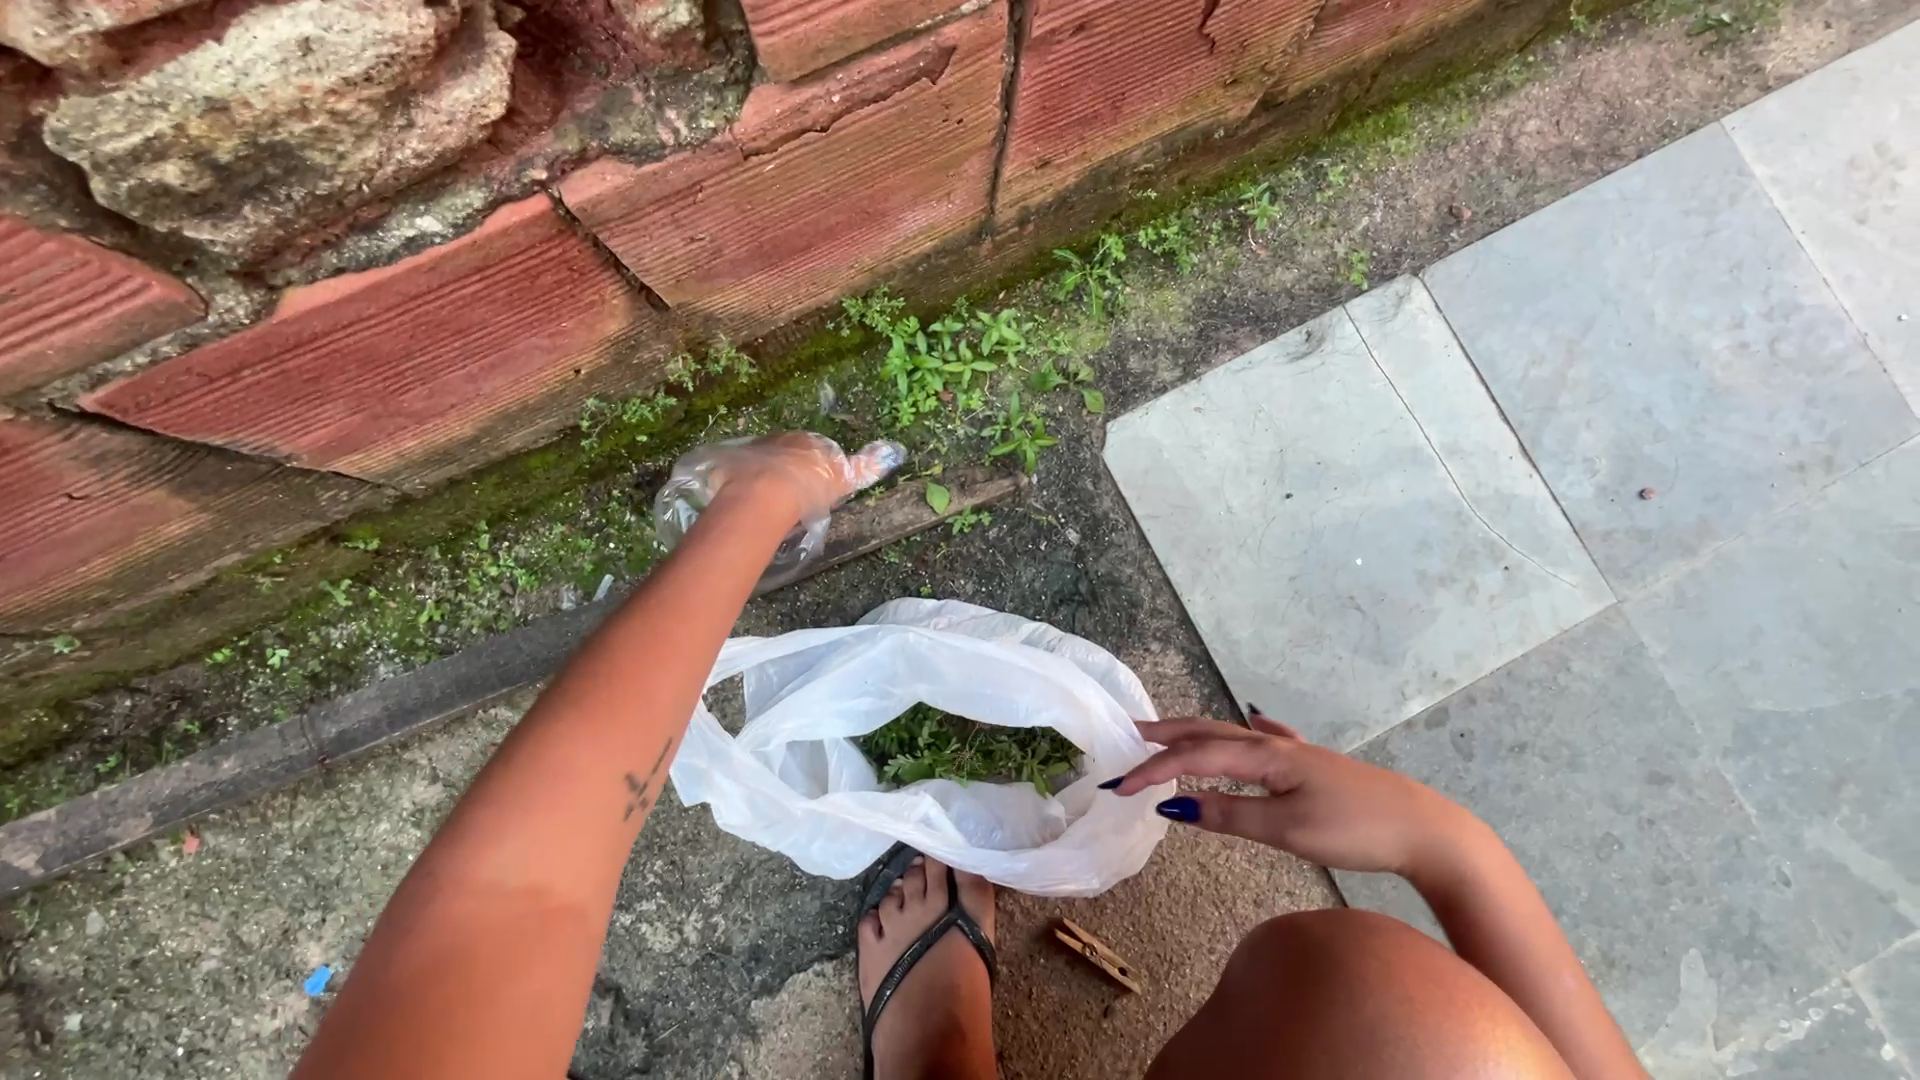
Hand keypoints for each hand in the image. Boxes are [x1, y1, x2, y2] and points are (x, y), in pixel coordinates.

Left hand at [699, 433, 904, 521]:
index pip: (812, 450)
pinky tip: (742, 506)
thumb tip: (897, 450)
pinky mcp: (725, 465)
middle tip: (789, 501)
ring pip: (759, 465)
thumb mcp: (844, 477)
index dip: (813, 470)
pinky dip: (737, 488)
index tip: (813, 490)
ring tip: (765, 507)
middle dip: (786, 473)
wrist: (767, 494)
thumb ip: (868, 465)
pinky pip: (734, 476)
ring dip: (761, 480)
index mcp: (806, 441)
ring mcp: (749, 451)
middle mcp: (777, 439)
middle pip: (784, 456)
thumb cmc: (810, 485)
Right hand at [1107, 709, 1484, 879]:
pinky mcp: (1313, 766)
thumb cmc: (1354, 829)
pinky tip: (1254, 721)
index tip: (1119, 787)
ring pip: (1231, 734)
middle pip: (1208, 731)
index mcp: (1264, 756)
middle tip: (1128, 734)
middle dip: (1165, 734)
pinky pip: (1266, 740)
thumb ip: (1229, 814)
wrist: (1426, 830)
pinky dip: (1245, 733)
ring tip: (1167, 734)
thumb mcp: (1286, 829)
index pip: (1194, 756)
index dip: (1153, 769)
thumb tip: (1174, 804)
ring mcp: (1295, 752)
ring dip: (1195, 733)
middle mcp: (1273, 745)